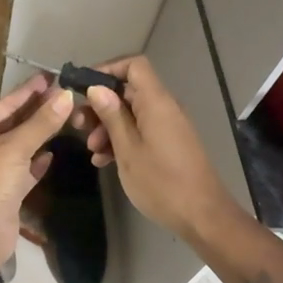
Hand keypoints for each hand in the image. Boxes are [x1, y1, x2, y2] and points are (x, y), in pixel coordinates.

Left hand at [0, 73, 73, 262]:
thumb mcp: (15, 147)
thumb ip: (42, 123)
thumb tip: (66, 95)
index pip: (5, 104)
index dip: (27, 91)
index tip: (49, 78)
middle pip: (14, 123)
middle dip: (37, 110)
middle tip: (63, 95)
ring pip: (22, 146)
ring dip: (41, 134)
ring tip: (64, 117)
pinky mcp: (9, 193)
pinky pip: (26, 170)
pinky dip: (38, 161)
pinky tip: (52, 153)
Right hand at [78, 55, 239, 238]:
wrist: (203, 217)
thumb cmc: (162, 182)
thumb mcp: (128, 150)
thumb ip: (112, 116)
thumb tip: (96, 87)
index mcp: (156, 102)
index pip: (134, 66)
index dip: (108, 70)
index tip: (84, 89)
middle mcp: (164, 108)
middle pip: (128, 91)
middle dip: (101, 106)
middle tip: (79, 125)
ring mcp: (167, 127)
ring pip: (131, 114)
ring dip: (108, 127)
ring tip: (91, 150)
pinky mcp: (169, 145)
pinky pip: (141, 131)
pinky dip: (122, 140)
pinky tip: (104, 160)